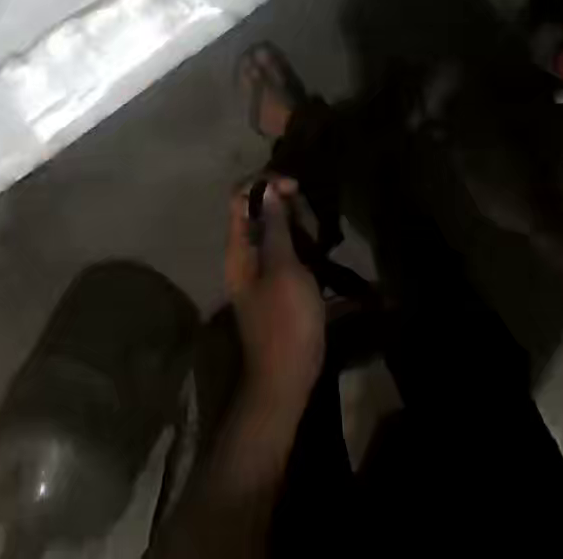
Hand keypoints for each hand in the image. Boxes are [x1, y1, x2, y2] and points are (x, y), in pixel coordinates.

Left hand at [225, 176, 324, 411]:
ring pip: (274, 233)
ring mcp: (260, 273)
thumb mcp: (284, 269)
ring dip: (296, 225)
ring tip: (322, 233)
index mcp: (238, 248)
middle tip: (312, 215)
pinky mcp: (277, 288)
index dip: (265, 184)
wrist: (285, 379)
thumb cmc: (285, 321)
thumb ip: (275, 228)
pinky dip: (302, 247)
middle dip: (284, 203)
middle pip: (257, 213)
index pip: (240, 198)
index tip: (295, 187)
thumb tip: (268, 190)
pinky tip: (324, 253)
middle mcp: (244, 255)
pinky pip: (286, 254)